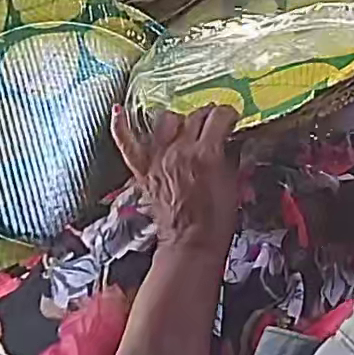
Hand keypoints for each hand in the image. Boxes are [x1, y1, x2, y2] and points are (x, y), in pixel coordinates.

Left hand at [111, 105, 238, 253]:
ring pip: (166, 120)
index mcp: (206, 153)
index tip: (233, 120)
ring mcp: (158, 159)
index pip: (219, 116)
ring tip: (187, 126)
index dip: (229, 114)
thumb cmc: (218, 217)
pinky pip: (127, 143)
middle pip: (195, 116)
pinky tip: (119, 111)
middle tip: (216, 123)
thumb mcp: (234, 181)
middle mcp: (180, 150)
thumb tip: (232, 140)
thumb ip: (231, 155)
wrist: (191, 243)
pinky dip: (121, 125)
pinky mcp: (143, 170)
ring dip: (180, 120)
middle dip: (209, 116)